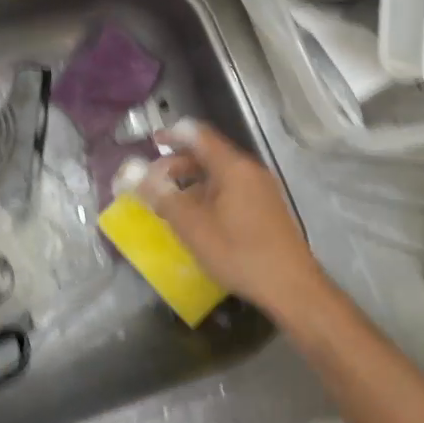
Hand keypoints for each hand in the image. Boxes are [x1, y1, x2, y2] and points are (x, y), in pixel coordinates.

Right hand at [119, 119, 327, 314]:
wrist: (292, 288)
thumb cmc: (238, 252)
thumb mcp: (192, 226)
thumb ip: (160, 195)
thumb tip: (131, 171)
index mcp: (232, 166)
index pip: (198, 134)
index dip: (172, 135)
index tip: (151, 143)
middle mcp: (249, 170)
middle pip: (208, 154)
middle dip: (177, 164)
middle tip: (154, 181)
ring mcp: (262, 190)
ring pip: (219, 174)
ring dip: (192, 182)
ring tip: (171, 203)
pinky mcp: (267, 209)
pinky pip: (232, 190)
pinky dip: (209, 195)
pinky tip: (198, 219)